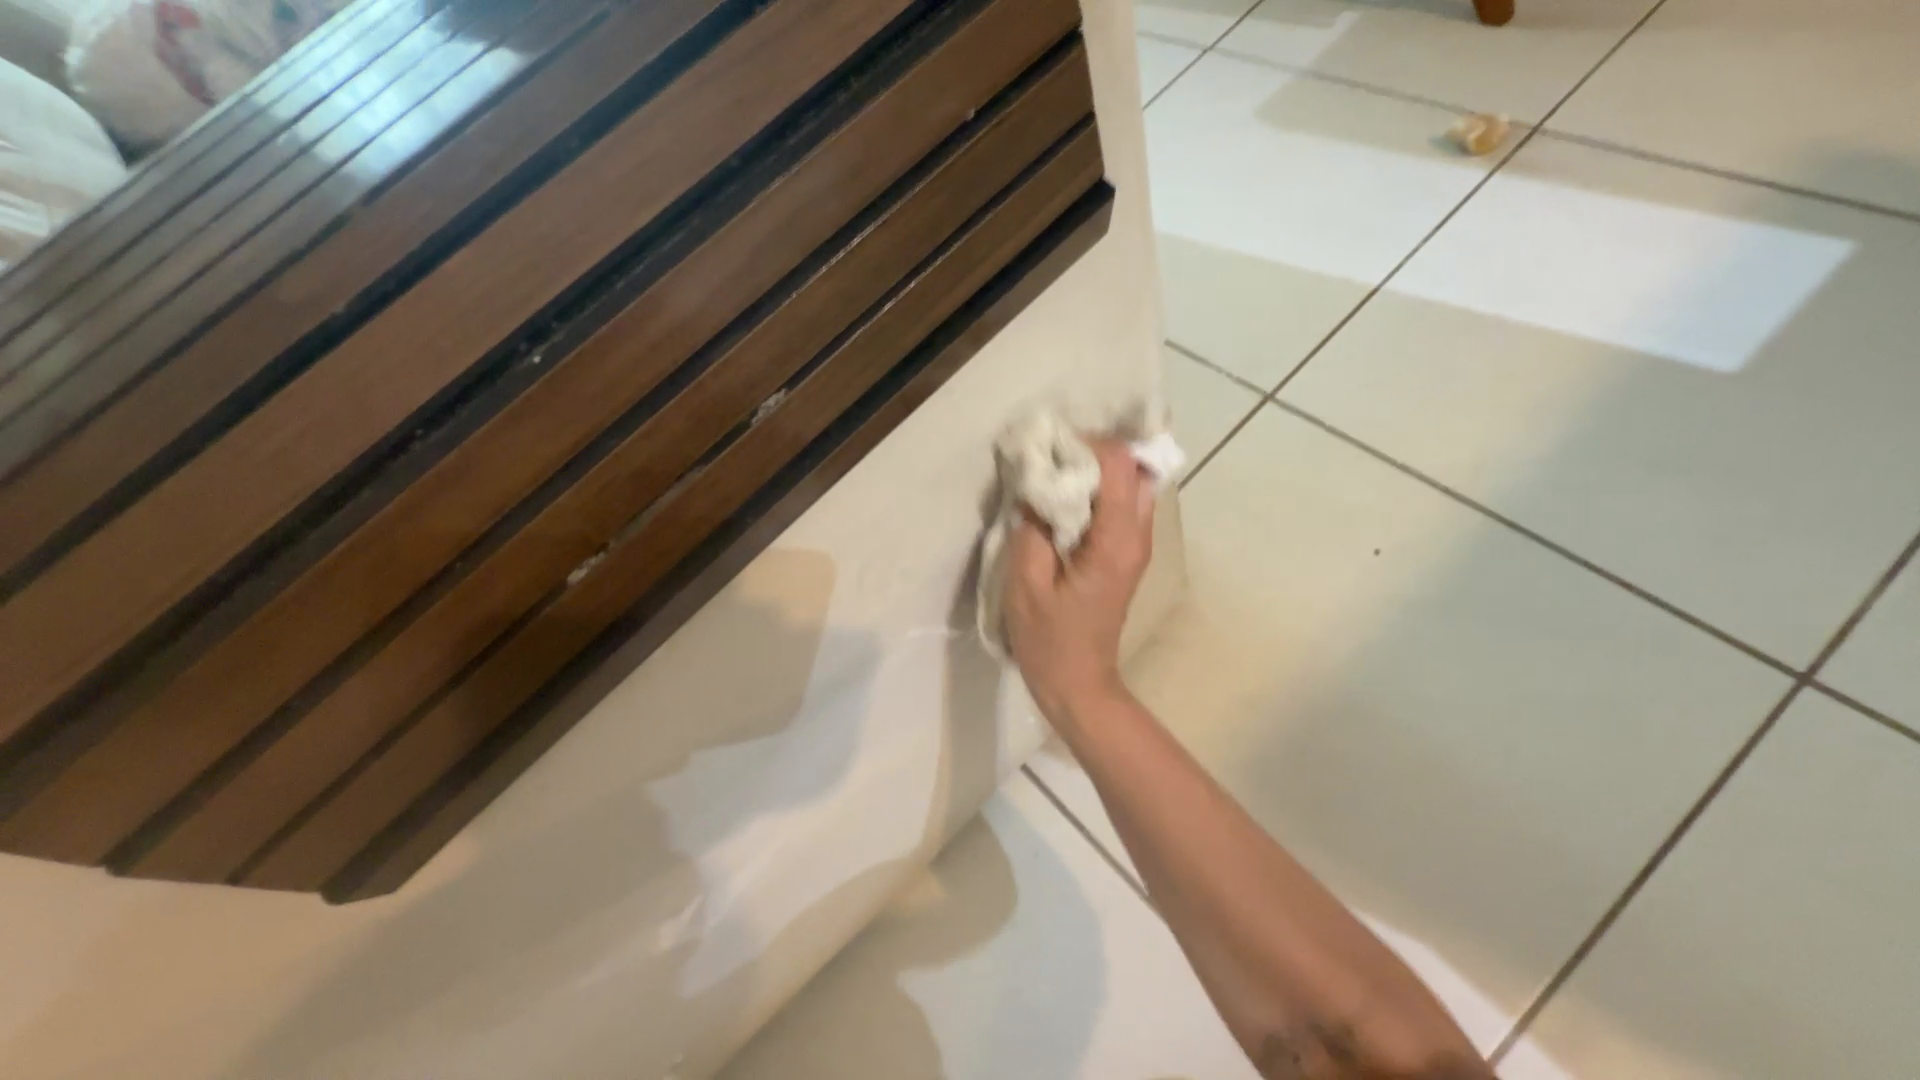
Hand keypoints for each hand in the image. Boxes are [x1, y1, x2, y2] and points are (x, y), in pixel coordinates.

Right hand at [1004, 440, 1156, 724]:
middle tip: (1052, 457)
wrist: (1078, 683)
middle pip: (1132, 470)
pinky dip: (1097, 492)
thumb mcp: (1026, 583)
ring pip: (1130, 485)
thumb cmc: (1049, 639)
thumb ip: (1032, 527)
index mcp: (1115, 541)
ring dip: (1095, 472)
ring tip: (1054, 473)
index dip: (1085, 446)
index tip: (1049, 450)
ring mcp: (1136, 546)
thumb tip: (1036, 484)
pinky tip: (1063, 500)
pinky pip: (1120, 506)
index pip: (1118, 466)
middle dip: (1093, 453)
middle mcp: (1137, 536)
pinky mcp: (1125, 555)